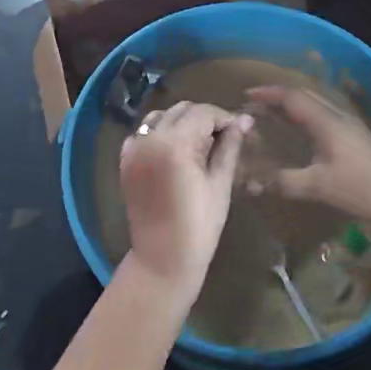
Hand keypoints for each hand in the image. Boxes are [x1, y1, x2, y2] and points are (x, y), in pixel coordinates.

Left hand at [119, 102, 252, 293]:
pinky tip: (174, 151)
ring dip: (182, 122)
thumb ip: (230, 146)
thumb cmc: (199, 225)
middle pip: (182, 110)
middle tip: (222, 139)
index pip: (204, 113)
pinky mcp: (125, 160)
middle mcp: (149, 138)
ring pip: (161, 117)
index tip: (239, 131)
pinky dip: (160, 132)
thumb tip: (244, 120)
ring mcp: (133, 149)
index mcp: (175, 144)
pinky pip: (143, 132)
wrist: (162, 259)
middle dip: (204, 118)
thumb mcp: (220, 183)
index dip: (224, 118)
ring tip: (198, 144)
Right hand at [244, 86, 370, 222]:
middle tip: (254, 106)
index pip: (292, 97)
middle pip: (303, 95)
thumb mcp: (317, 186)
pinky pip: (322, 115)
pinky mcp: (354, 134)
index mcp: (326, 121)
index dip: (268, 93)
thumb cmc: (361, 188)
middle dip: (277, 96)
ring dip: (291, 105)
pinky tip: (298, 133)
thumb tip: (250, 182)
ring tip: (270, 116)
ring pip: (314, 104)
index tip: (246, 96)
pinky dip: (303, 116)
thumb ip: (283, 181)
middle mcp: (336, 115)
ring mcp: (348, 123)